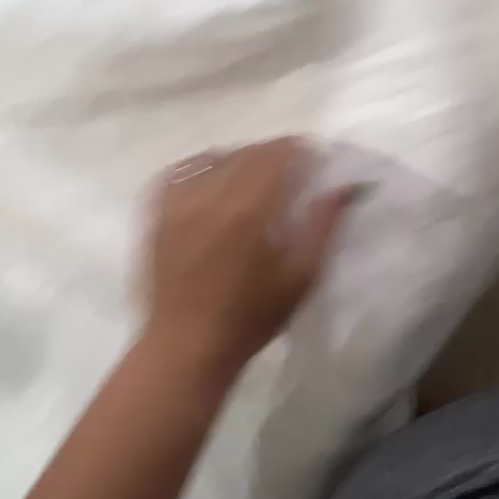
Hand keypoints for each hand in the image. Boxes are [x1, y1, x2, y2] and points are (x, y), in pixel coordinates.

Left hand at [145, 137, 354, 374]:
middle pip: (250, 151)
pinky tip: (213, 178)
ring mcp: (179, 203)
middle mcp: (213, 197)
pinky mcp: (157, 214)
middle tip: (291, 170)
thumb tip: (342, 187)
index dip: (302, 150)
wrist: (187, 348)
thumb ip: (323, 226)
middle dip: (276, 153)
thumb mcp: (302, 276)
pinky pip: (180, 170)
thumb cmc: (252, 317)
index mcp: (252, 210)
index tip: (315, 159)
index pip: (280, 154)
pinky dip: (201, 166)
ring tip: (253, 176)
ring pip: (217, 156)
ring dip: (242, 157)